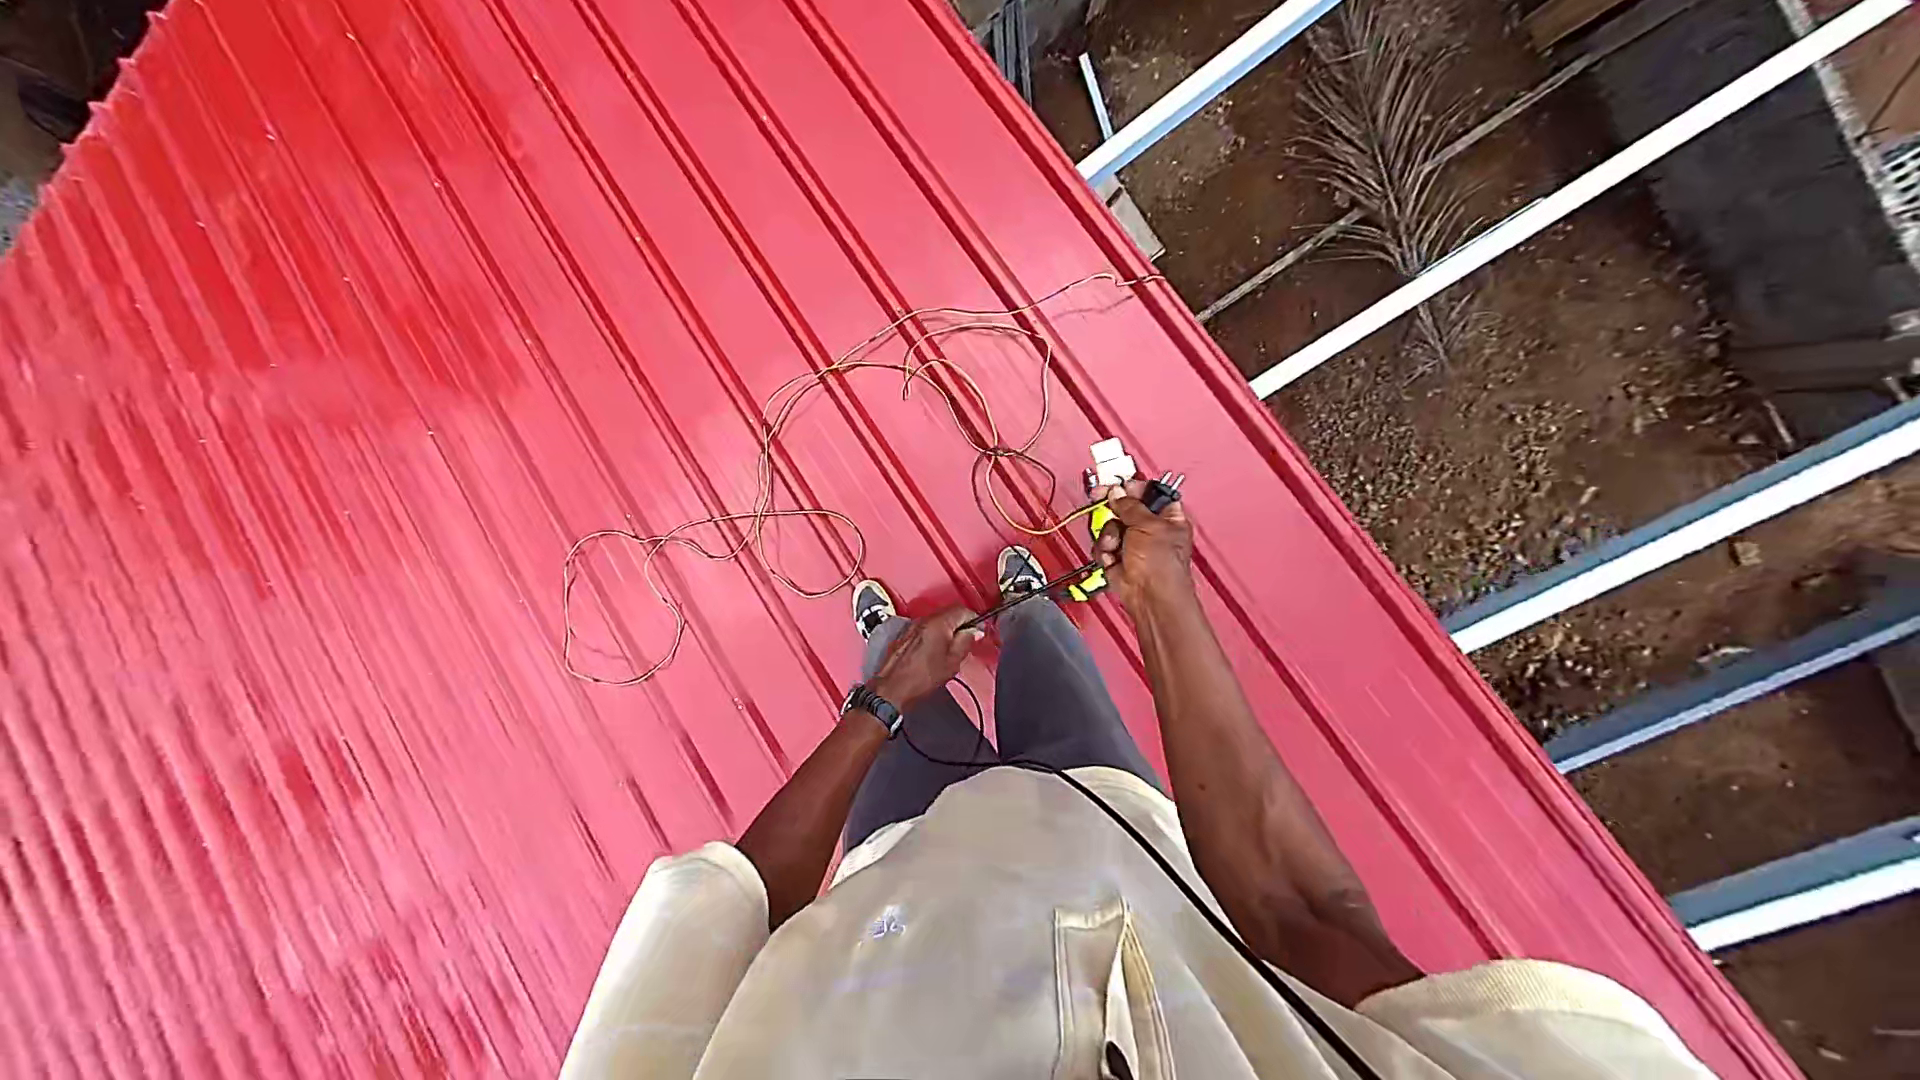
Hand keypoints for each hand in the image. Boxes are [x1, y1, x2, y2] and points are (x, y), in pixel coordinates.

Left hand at [865, 606, 983, 710]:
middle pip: (949, 613)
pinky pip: (925, 629)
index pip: (963, 610)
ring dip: (947, 631)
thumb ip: (966, 641)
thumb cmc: (919, 678)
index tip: (979, 630)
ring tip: (950, 650)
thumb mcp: (953, 662)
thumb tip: (973, 631)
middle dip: (961, 625)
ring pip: (937, 621)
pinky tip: (935, 652)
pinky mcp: (905, 635)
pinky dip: (933, 636)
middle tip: (967, 641)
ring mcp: (912, 626)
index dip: (975, 620)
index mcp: (939, 623)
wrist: (893, 689)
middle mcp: (924, 620)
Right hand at [1094, 478, 1195, 614]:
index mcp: (1168, 517)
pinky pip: (1104, 545)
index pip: (1148, 493)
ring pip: (1110, 526)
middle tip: (1101, 498)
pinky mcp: (1118, 558)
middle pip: (1125, 508)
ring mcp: (1133, 544)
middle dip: (1113, 508)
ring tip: (1116, 544)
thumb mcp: (1147, 525)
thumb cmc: (1163, 566)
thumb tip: (1118, 493)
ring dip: (1109, 535)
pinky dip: (1105, 551)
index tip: (1117, 482)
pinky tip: (1113, 557)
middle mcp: (1151, 529)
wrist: (1149, 595)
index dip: (1132, 486)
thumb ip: (1130, 505)